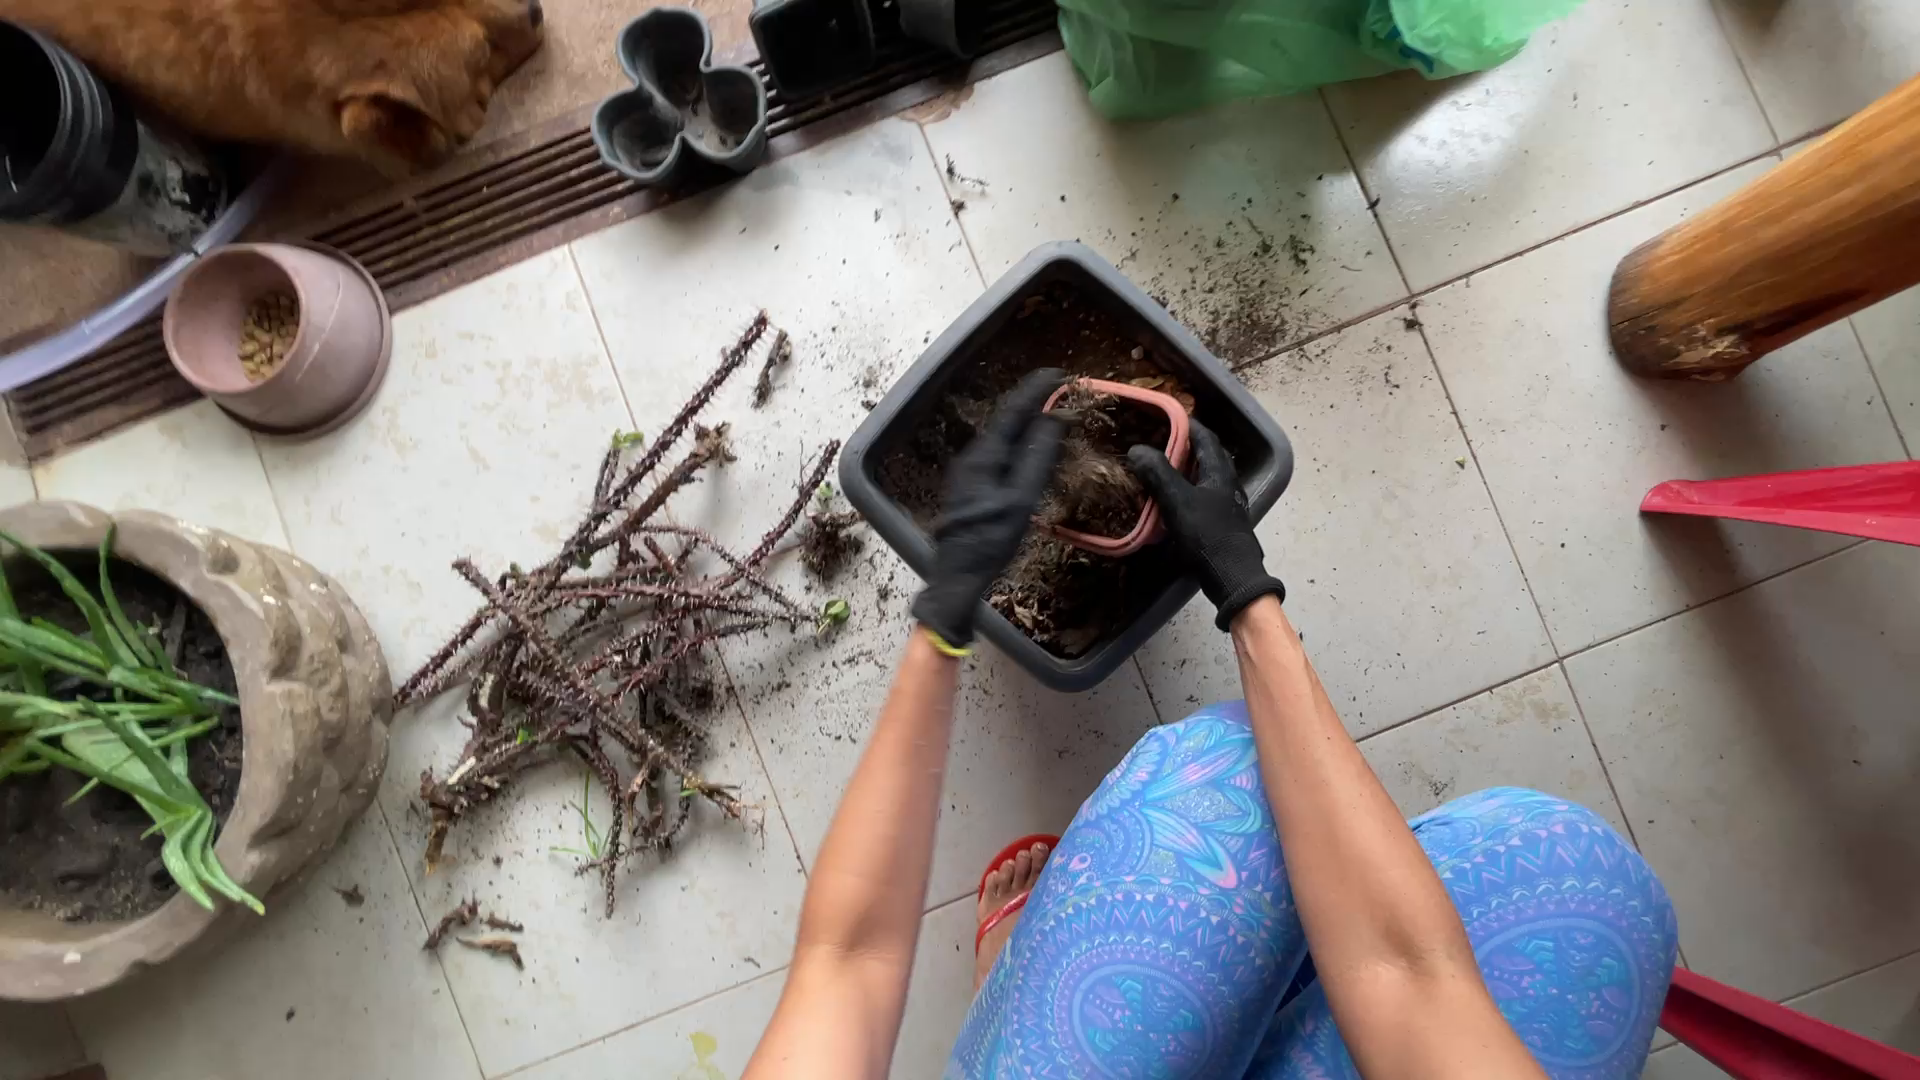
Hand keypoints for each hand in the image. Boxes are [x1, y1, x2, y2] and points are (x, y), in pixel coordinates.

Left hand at [910, 368, 1066, 647]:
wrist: (958, 575)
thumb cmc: (992, 538)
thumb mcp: (1022, 498)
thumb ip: (1038, 456)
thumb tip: (1055, 417)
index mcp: (984, 455)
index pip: (1013, 412)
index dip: (1035, 390)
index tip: (1057, 374)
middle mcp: (971, 457)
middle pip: (1005, 422)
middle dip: (1031, 405)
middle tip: (1058, 391)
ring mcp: (966, 472)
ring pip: (1000, 440)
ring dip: (1025, 426)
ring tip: (1049, 416)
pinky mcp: (968, 487)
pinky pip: (997, 456)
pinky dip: (1017, 446)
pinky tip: (1029, 452)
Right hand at [1128, 419, 1284, 629]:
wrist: (1231, 575)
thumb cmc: (1207, 533)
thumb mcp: (1177, 500)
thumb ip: (1158, 473)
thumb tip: (1136, 449)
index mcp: (1220, 471)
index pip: (1206, 438)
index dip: (1188, 425)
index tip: (1167, 418)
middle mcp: (1227, 483)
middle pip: (1208, 456)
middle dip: (1187, 447)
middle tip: (1161, 443)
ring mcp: (1226, 505)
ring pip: (1205, 478)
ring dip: (1186, 470)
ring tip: (1161, 469)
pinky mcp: (1221, 523)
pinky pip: (1202, 497)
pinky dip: (1186, 491)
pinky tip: (1171, 501)